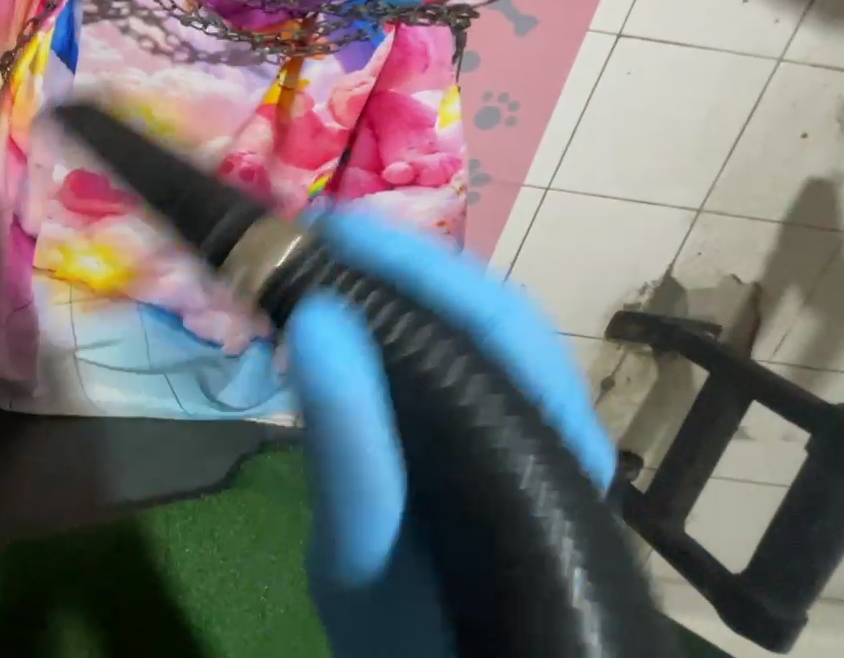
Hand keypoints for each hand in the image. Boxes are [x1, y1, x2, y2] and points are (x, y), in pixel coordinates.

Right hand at [283, 209, 613, 657]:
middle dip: (391, 265)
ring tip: (305, 266)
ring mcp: (507, 440)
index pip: (490, 321)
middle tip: (300, 238)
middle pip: (477, 317)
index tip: (319, 227)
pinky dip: (375, 332)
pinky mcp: (466, 451)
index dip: (408, 261)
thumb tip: (316, 316)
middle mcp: (541, 434)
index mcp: (543, 454)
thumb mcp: (366, 556)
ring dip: (381, 292)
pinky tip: (326, 325)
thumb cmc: (413, 640)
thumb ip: (351, 450)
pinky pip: (428, 371)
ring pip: (455, 338)